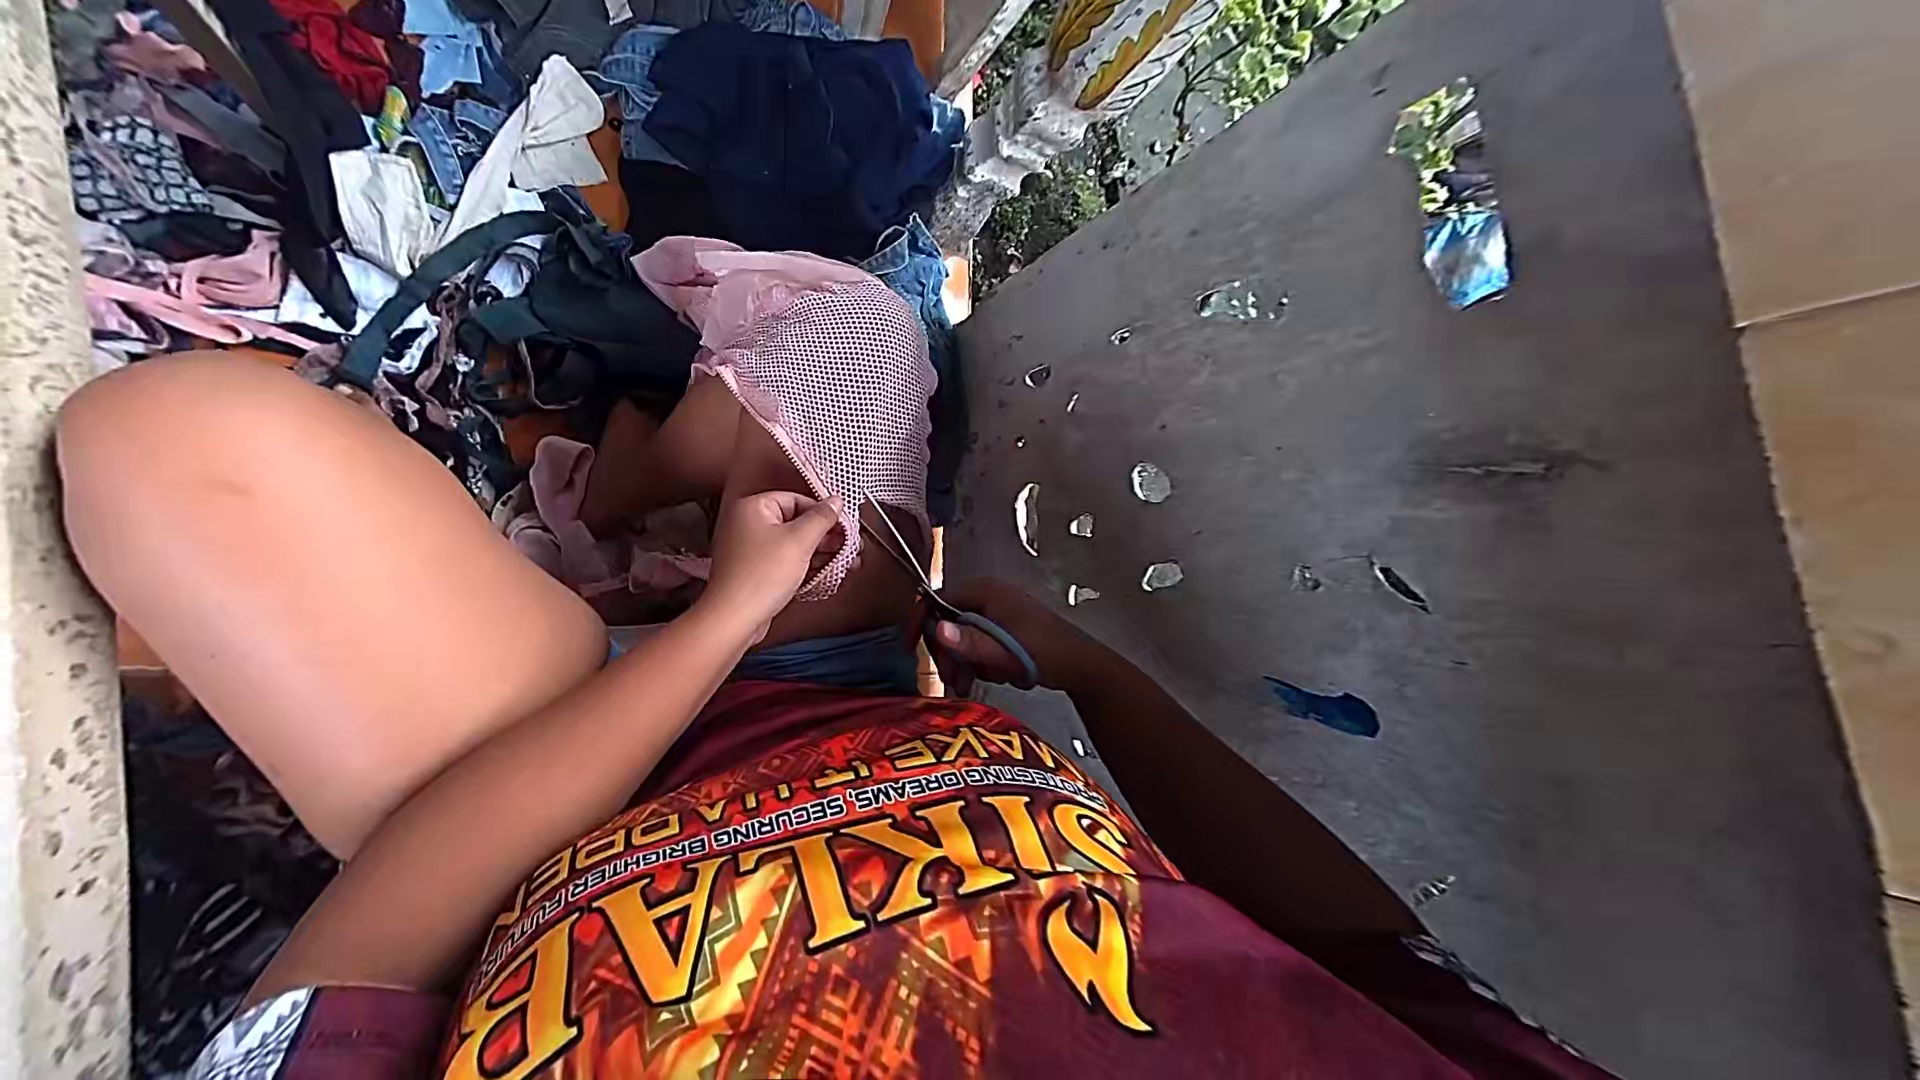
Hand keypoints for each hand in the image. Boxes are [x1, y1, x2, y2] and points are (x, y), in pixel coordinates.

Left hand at [700, 490, 844, 644]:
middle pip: (796, 521)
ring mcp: (751, 549)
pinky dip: (806, 565)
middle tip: (847, 544)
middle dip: (825, 535)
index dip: (823, 512)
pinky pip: (787, 560)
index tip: (842, 524)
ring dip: (820, 551)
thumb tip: (835, 502)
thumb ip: (822, 517)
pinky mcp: (757, 570)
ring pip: (794, 543)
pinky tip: (826, 571)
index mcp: (753, 507)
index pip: (797, 499)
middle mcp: (748, 524)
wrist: (735, 618)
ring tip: (844, 560)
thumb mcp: (800, 540)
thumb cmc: (758, 578)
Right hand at [928, 578, 1101, 695]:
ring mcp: (998, 611)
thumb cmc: (1045, 653)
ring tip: (971, 683)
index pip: (937, 600)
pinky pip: (978, 642)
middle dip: (948, 652)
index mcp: (986, 592)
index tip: (911, 649)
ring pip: (962, 635)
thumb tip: (937, 629)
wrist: (1080, 666)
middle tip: (953, 679)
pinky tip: (991, 675)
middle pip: (948, 621)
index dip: (922, 623)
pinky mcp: (1005, 627)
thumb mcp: (1003, 652)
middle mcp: (989, 596)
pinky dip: (979, 661)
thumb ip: (970, 643)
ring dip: (963, 662)